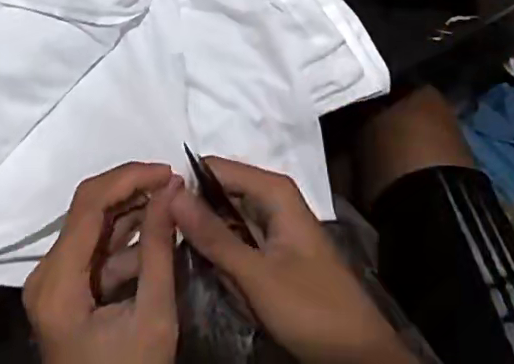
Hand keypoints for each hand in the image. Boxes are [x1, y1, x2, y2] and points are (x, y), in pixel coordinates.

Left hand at [24, 162, 181, 363]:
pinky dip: (126, 236)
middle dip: (132, 189)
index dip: (129, 178)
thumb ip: (160, 248)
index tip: (168, 171)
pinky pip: (95, 248)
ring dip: (132, 210)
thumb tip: (171, 188)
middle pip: (87, 209)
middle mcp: (45, 275)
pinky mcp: (65, 290)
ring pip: (93, 224)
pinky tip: (158, 231)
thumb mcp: (154, 316)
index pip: (88, 204)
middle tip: (173, 183)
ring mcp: (53, 282)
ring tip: (172, 201)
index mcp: (57, 283)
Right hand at [172, 157, 417, 363]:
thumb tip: (173, 194)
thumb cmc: (310, 307)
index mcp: (273, 190)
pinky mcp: (272, 250)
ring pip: (226, 221)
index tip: (156, 211)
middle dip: (198, 219)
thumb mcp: (256, 275)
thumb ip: (214, 235)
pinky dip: (226, 259)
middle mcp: (273, 197)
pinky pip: (238, 242)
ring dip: (212, 244)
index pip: (215, 168)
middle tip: (171, 245)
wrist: (356, 352)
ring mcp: (273, 224)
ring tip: (199, 265)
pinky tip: (220, 278)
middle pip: (220, 193)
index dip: (186, 186)